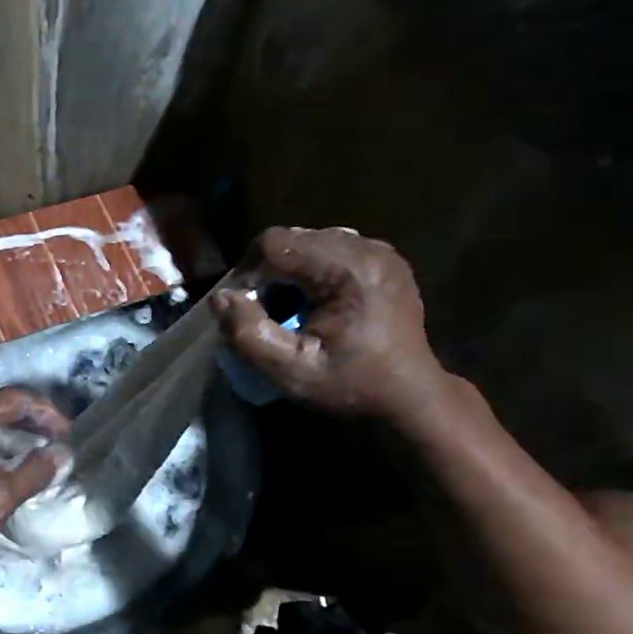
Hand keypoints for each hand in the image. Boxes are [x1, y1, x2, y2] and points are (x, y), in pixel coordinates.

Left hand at [0, 387, 71, 577]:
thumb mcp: (2, 495)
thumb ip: (36, 471)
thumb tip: (62, 453)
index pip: (17, 397)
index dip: (48, 411)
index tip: (68, 434)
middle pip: (2, 406)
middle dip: (34, 419)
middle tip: (58, 440)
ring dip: (16, 433)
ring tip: (39, 453)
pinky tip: (9, 467)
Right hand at [212, 226, 447, 420]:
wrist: (410, 395)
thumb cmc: (351, 385)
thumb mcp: (291, 372)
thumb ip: (248, 334)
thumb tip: (222, 297)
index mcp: (349, 271)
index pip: (275, 244)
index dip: (247, 271)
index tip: (245, 307)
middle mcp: (367, 249)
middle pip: (292, 238)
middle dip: (266, 270)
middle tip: (263, 310)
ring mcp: (380, 251)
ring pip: (309, 240)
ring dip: (287, 269)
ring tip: (287, 306)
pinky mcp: (384, 258)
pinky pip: (331, 248)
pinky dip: (309, 269)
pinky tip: (311, 301)